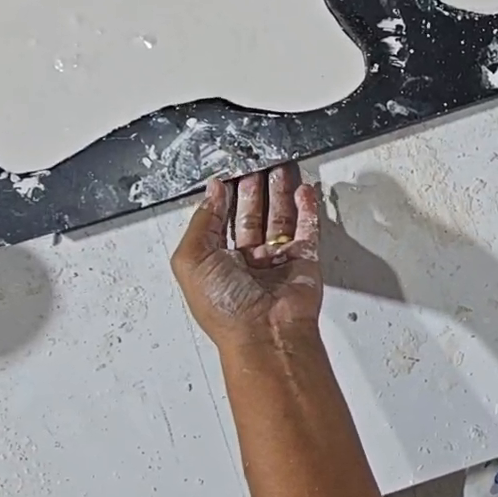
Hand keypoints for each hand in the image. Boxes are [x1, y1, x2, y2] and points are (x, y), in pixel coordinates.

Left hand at [172, 162, 323, 349]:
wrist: (266, 331)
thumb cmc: (226, 308)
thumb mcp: (190, 260)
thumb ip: (201, 222)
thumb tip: (211, 193)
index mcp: (215, 261)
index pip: (218, 220)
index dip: (222, 197)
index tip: (226, 175)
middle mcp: (246, 260)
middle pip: (251, 215)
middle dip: (253, 189)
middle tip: (256, 165)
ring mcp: (277, 259)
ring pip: (279, 217)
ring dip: (280, 193)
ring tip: (280, 169)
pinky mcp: (304, 259)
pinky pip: (307, 228)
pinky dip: (307, 208)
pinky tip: (303, 191)